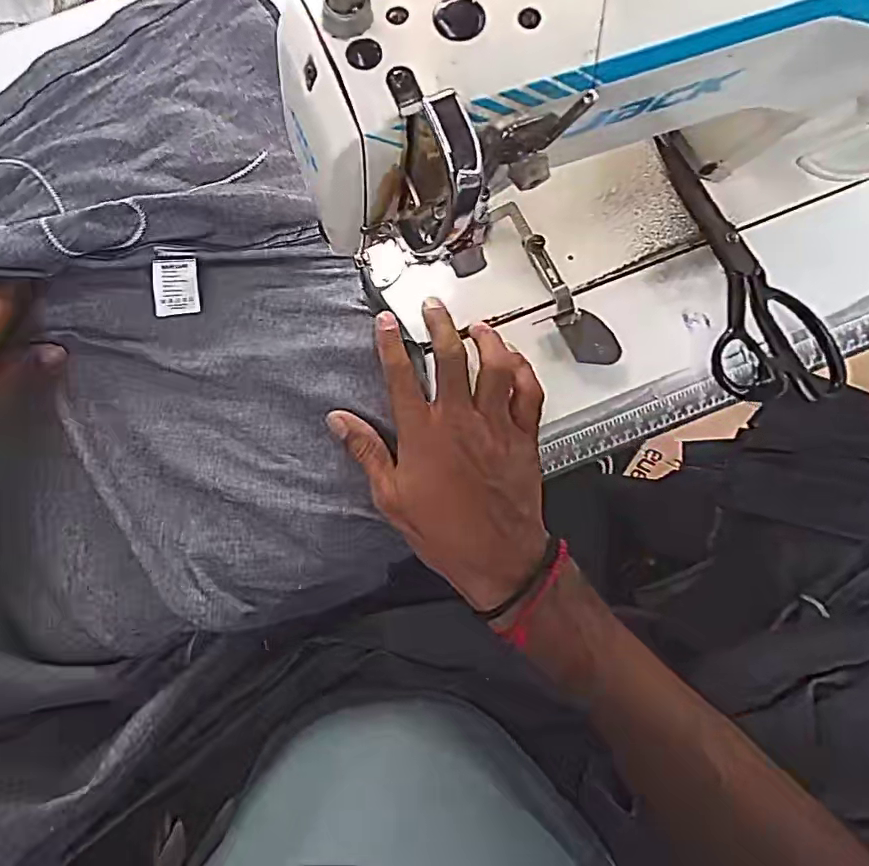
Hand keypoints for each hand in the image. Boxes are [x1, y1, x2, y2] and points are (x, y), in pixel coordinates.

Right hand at [327, 299, 548, 611]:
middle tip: (433, 309)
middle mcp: (459, 421)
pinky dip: (523, 371)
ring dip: (486, 340)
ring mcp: (494, 426)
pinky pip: (528, 394)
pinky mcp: (522, 438)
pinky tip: (514, 360)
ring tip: (476, 326)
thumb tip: (340, 422)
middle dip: (439, 325)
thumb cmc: (445, 531)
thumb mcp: (391, 496)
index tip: (387, 322)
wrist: (499, 558)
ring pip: (494, 367)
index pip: (401, 375)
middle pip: (449, 358)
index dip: (391, 343)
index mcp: (423, 434)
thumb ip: (367, 451)